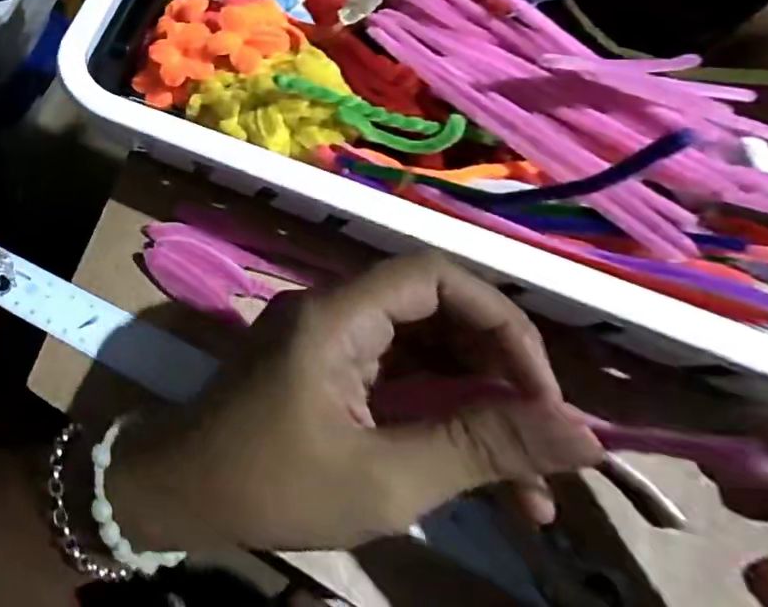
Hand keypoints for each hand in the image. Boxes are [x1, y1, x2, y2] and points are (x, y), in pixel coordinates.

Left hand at [109, 253, 604, 550]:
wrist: (185, 489)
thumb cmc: (275, 482)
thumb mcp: (386, 477)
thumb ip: (480, 447)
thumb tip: (583, 432)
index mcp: (334, 316)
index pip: (431, 276)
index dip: (499, 321)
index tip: (542, 396)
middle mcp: (329, 311)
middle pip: (431, 310)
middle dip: (496, 371)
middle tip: (544, 445)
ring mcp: (323, 338)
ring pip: (419, 348)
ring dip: (475, 403)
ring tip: (528, 484)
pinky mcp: (321, 366)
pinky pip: (393, 373)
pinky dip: (437, 413)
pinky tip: (481, 476)